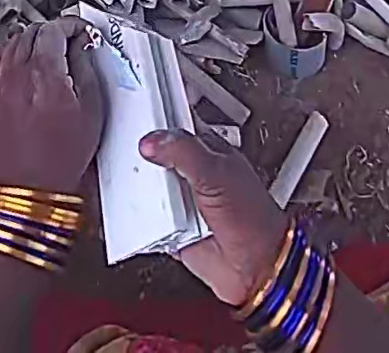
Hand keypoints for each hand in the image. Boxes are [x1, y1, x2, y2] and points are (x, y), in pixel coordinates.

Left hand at [0, 17, 104, 193]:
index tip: (83, 32)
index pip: (55, 29)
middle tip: (73, 41)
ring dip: (34, 38)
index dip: (74, 25)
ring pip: (15, 40)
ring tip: (52, 48)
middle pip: (34, 30)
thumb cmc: (62, 157)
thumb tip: (84, 48)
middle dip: (56, 31)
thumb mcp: (92, 108)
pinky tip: (19, 56)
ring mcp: (2, 85)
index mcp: (44, 73)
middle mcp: (18, 74)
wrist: (35, 188)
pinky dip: (7, 51)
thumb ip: (87, 68)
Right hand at [139, 130, 290, 304]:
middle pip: (159, 157)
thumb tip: (153, 141)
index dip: (159, 123)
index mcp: (209, 150)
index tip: (138, 120)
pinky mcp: (175, 229)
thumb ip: (184, 151)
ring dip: (142, 189)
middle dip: (145, 158)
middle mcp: (195, 174)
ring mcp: (185, 201)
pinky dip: (141, 218)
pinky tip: (137, 214)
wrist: (257, 269)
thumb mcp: (215, 172)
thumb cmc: (252, 217)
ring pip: (152, 187)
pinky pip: (149, 219)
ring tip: (134, 184)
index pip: (178, 126)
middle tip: (131, 154)